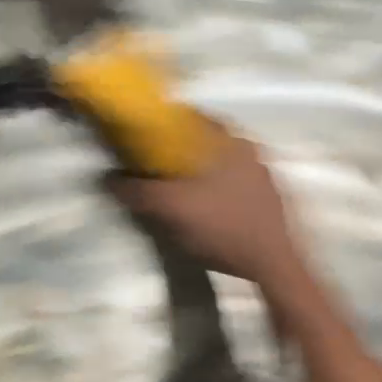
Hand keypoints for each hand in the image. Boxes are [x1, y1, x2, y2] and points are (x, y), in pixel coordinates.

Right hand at [110, 129, 311, 288]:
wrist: (273, 264)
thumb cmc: (221, 227)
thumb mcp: (170, 209)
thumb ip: (137, 191)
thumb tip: (108, 178)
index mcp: (228, 138)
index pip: (191, 116)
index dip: (165, 125)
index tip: (146, 140)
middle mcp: (251, 147)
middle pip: (207, 140)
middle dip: (183, 151)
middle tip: (159, 169)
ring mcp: (266, 173)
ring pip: (224, 163)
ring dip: (203, 172)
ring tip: (181, 192)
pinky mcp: (273, 198)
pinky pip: (238, 184)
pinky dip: (220, 190)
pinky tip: (209, 210)